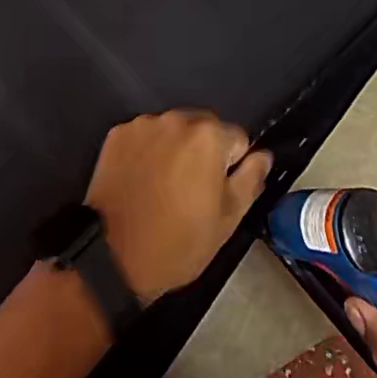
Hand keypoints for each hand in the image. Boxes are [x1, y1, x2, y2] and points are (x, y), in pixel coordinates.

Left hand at [84, 109, 272, 302]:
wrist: (114, 257)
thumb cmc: (176, 242)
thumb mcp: (228, 218)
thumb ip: (251, 178)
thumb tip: (262, 157)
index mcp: (208, 136)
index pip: (238, 139)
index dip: (232, 167)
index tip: (218, 190)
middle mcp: (175, 120)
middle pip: (204, 129)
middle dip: (204, 153)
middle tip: (192, 192)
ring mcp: (142, 126)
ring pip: (173, 132)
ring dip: (175, 150)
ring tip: (165, 190)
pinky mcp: (117, 135)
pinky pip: (145, 137)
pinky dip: (147, 153)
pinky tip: (143, 183)